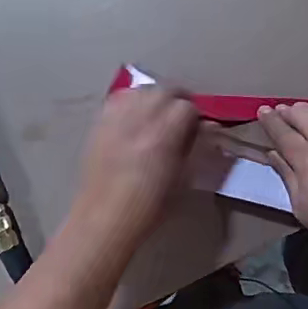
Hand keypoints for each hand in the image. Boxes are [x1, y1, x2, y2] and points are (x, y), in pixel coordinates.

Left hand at [71, 87, 202, 246]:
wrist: (105, 217)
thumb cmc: (149, 206)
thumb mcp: (182, 179)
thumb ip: (195, 148)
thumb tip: (207, 128)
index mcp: (162, 137)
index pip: (186, 107)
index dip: (196, 115)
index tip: (197, 128)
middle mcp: (139, 120)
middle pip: (164, 90)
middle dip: (178, 99)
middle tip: (183, 115)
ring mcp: (116, 119)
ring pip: (141, 90)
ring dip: (155, 97)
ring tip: (159, 113)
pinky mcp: (99, 123)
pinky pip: (118, 99)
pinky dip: (132, 101)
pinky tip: (136, 115)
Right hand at [259, 101, 307, 264]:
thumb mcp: (302, 207)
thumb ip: (287, 175)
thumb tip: (273, 154)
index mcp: (307, 158)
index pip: (282, 130)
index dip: (269, 120)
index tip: (262, 111)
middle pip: (302, 112)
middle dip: (286, 111)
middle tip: (280, 114)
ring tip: (305, 117)